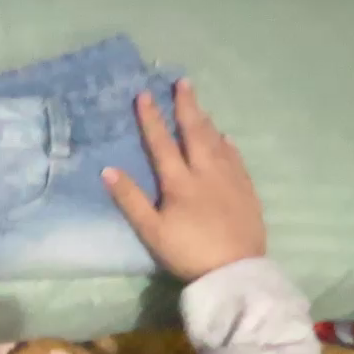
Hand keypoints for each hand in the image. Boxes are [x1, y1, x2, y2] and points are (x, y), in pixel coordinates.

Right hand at [103, 80, 265, 281]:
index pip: (162, 143)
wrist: (234, 270)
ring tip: (199, 105)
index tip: (144, 94)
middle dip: (186, 107)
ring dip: (205, 120)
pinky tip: (225, 137)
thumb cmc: (188, 252)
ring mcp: (230, 179)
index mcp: (179, 182)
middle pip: (195, 132)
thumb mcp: (151, 230)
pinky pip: (235, 157)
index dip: (151, 119)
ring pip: (216, 141)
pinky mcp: (246, 190)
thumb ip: (130, 200)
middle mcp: (206, 172)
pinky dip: (227, 143)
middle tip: (182, 82)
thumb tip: (108, 170)